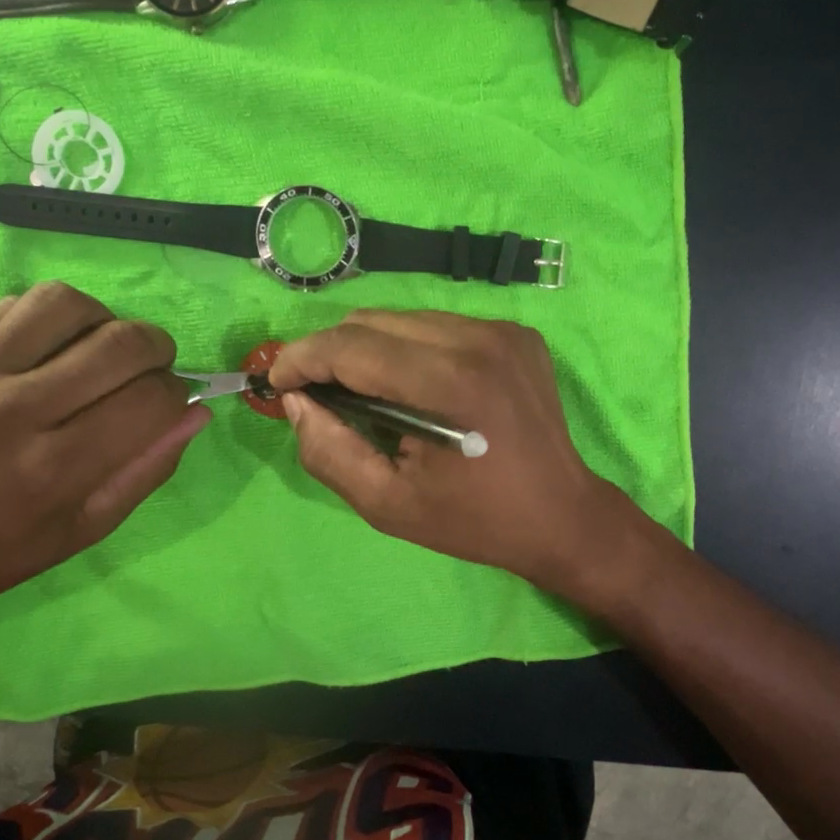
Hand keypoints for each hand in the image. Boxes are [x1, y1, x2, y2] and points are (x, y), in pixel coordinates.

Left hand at [0, 282, 210, 658]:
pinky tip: (53, 347)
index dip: (178, 398)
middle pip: (121, 343)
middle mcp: (17, 409)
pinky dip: (50, 317)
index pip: (151, 400)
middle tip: (152, 373)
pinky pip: (12, 306)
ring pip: (65, 304)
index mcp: (55, 467)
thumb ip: (144, 471)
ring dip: (104, 321)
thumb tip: (195, 415)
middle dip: (158, 351)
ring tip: (103, 351)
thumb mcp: (81, 532)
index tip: (172, 408)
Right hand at [268, 310, 638, 598]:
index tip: (278, 383)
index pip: (352, 346)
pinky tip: (414, 387)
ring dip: (372, 348)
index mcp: (449, 383)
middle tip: (315, 392)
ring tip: (363, 392)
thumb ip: (330, 452)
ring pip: (406, 318)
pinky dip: (413, 348)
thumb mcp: (388, 505)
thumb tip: (297, 403)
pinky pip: (441, 326)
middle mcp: (478, 340)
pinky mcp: (517, 334)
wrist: (561, 515)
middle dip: (332, 352)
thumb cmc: (474, 521)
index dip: (302, 358)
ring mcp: (502, 331)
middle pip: (374, 322)